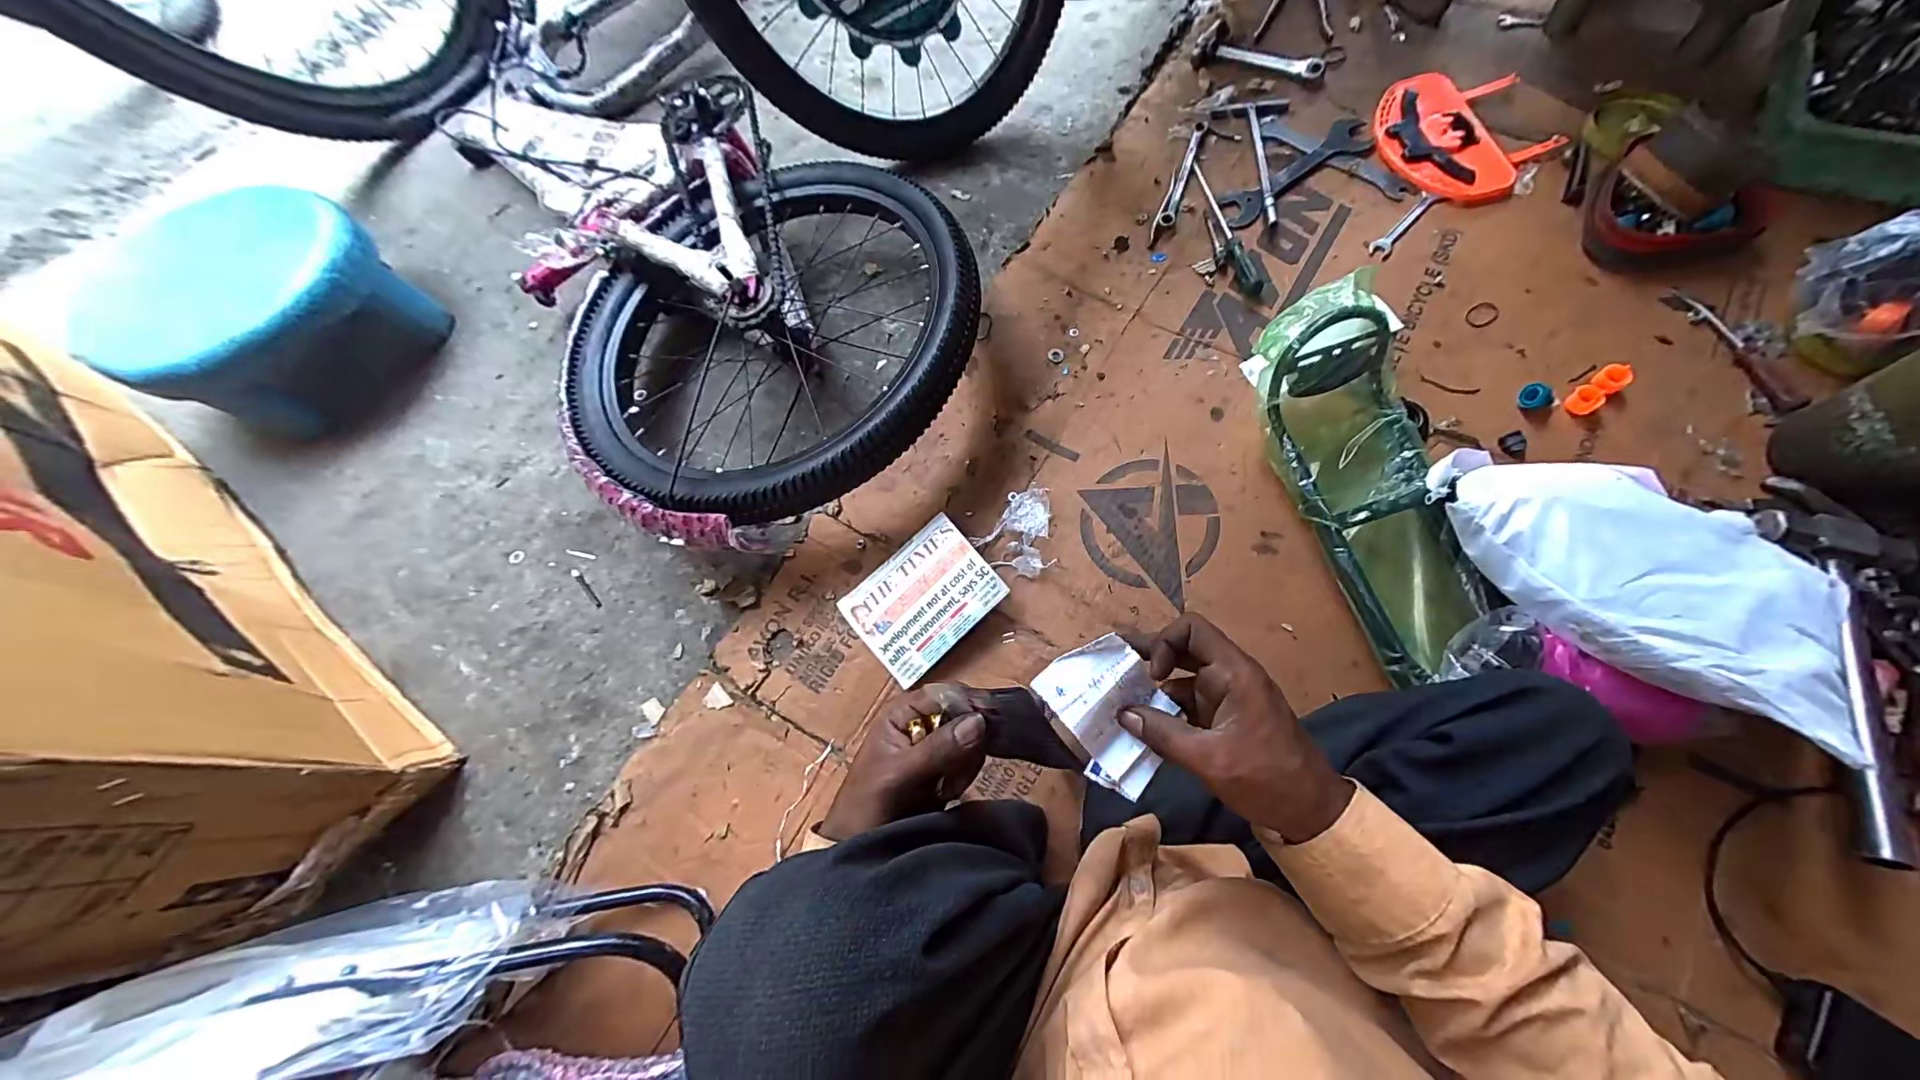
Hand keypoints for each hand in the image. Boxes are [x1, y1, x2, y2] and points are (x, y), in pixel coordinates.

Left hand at [817, 683, 988, 840]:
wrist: (859, 844)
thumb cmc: (867, 803)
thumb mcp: (899, 774)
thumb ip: (937, 748)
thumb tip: (978, 721)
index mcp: (903, 711)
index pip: (946, 694)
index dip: (968, 705)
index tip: (986, 725)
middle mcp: (921, 722)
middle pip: (964, 715)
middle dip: (967, 742)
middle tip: (956, 771)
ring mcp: (934, 745)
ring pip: (971, 739)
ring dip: (966, 764)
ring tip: (945, 788)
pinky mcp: (944, 768)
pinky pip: (970, 762)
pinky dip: (964, 777)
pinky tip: (947, 793)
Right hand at [1120, 615, 1351, 842]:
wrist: (1311, 812)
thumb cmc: (1266, 779)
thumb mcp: (1208, 759)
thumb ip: (1163, 734)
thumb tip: (1124, 714)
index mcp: (1234, 673)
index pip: (1192, 629)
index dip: (1165, 642)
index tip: (1152, 675)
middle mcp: (1230, 676)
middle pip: (1184, 649)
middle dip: (1150, 657)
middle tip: (1115, 665)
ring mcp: (1228, 697)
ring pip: (1184, 677)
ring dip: (1156, 688)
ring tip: (1123, 700)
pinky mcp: (1225, 718)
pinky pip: (1189, 702)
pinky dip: (1167, 710)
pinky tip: (1145, 726)